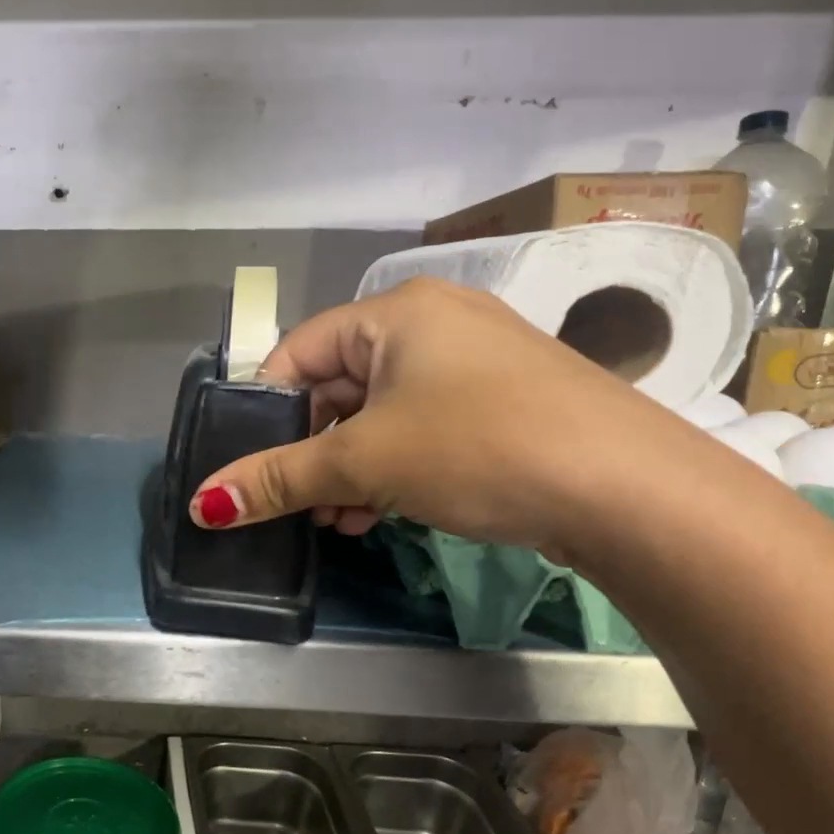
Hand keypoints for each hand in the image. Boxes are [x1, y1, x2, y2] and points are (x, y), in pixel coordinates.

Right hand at [188, 277, 709, 557]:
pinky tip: (383, 514)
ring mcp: (475, 363)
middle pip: (337, 387)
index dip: (265, 412)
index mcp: (395, 312)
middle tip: (298, 505)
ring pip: (379, 414)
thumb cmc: (480, 447)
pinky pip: (422, 428)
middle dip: (311, 452)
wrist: (631, 489)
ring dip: (349, 470)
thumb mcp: (366, 462)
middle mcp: (434, 323)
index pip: (296, 353)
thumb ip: (278, 479)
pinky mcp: (504, 404)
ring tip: (341, 520)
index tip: (251, 468)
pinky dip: (393, 469)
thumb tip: (202, 504)